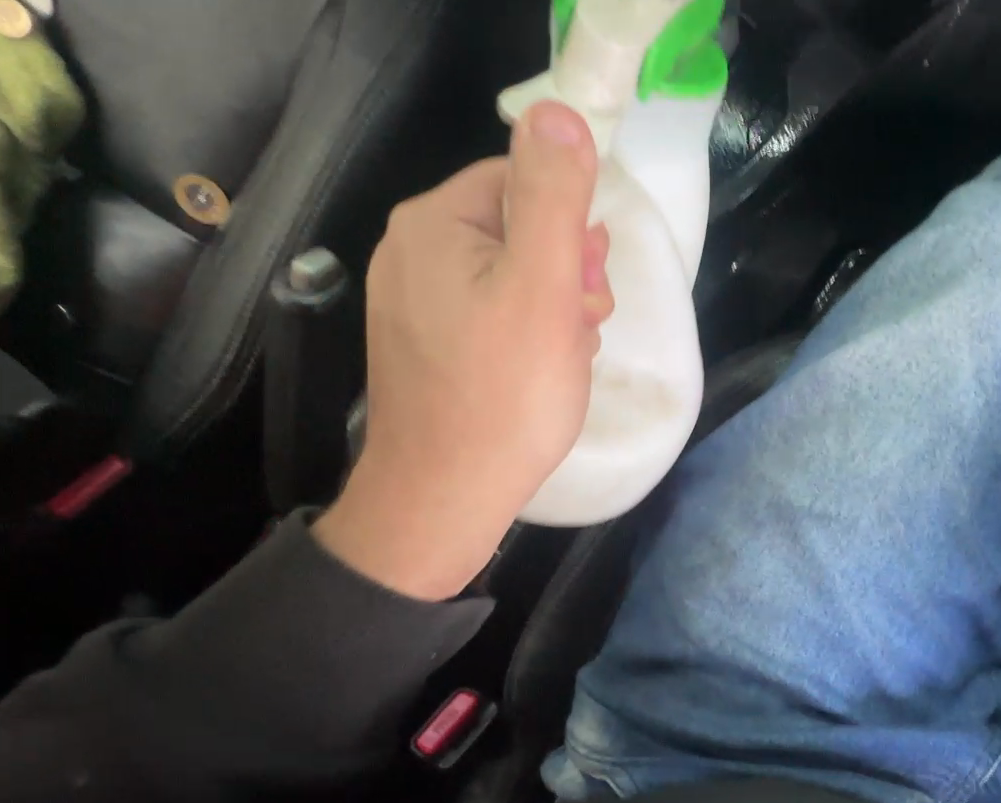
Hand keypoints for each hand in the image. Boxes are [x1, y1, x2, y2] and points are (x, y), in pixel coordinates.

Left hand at [315, 102, 614, 599]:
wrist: (448, 492)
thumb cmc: (507, 392)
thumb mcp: (544, 287)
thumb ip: (555, 199)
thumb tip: (562, 112)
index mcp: (434, 223)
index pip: (522, 183)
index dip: (571, 230)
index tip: (589, 286)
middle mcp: (412, 251)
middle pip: (518, 229)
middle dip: (567, 274)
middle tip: (582, 326)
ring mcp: (414, 301)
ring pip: (512, 277)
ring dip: (557, 309)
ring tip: (566, 357)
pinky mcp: (426, 345)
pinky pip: (493, 315)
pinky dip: (529, 336)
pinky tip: (540, 373)